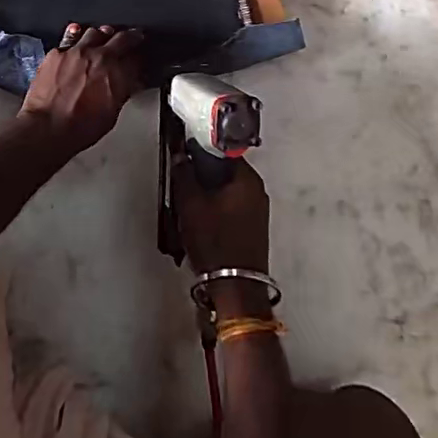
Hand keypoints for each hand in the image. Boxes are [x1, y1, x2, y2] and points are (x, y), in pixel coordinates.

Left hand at [17, 23, 144, 151]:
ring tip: (104, 35)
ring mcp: (78, 52)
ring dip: (102, 35)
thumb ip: (121, 93)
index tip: (139, 58)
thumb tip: (126, 86)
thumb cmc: (78, 127)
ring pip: (96, 32)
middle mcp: (101, 57)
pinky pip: (70, 36)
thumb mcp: (111, 114)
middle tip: (133, 37)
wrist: (48, 127)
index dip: (140, 57)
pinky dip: (76, 35)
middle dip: (130, 37)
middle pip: (122, 38)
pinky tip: (77, 33)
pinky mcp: (58, 52)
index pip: (137, 58)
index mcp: (119, 74)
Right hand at [172, 157, 269, 276]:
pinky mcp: (253, 229)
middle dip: (202, 178)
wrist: (234, 287)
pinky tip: (199, 225)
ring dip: (207, 196)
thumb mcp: (191, 204)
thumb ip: (184, 175)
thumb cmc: (215, 242)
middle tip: (183, 186)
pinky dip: (215, 211)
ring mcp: (257, 212)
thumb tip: (180, 156)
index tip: (185, 155)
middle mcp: (257, 192)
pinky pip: (231, 209)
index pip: (224, 150)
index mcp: (248, 179)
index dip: (201, 150)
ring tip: (187, 209)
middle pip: (225, 172)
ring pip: (226, 192)